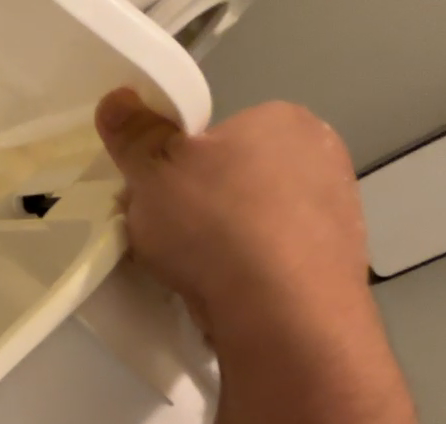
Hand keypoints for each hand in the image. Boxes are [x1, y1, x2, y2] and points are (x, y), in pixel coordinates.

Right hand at [94, 90, 369, 341]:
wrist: (277, 300)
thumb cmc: (214, 223)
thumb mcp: (155, 172)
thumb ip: (135, 137)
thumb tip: (116, 100)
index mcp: (279, 119)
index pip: (209, 138)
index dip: (168, 170)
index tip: (146, 201)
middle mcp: (317, 149)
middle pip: (227, 178)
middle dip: (192, 206)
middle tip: (158, 238)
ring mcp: (330, 202)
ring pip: (247, 217)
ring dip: (215, 239)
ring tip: (184, 269)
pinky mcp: (328, 251)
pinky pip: (265, 253)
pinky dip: (237, 267)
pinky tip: (216, 286)